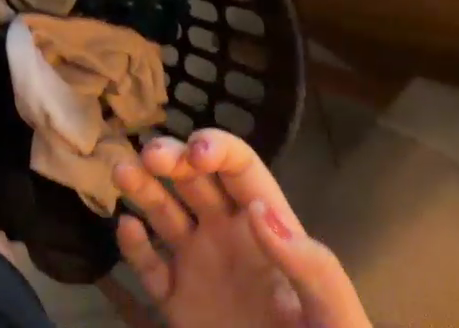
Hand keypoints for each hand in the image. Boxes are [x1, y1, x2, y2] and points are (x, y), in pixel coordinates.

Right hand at [112, 130, 369, 327]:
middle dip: (168, 156)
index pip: (239, 171)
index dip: (215, 149)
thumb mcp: (337, 319)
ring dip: (139, 185)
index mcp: (268, 233)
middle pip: (190, 179)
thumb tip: (258, 210)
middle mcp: (227, 238)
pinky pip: (145, 264)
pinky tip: (127, 228)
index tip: (193, 154)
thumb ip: (313, 268)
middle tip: (148, 157)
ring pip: (160, 211)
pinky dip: (131, 243)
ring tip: (121, 172)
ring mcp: (197, 267)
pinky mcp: (173, 299)